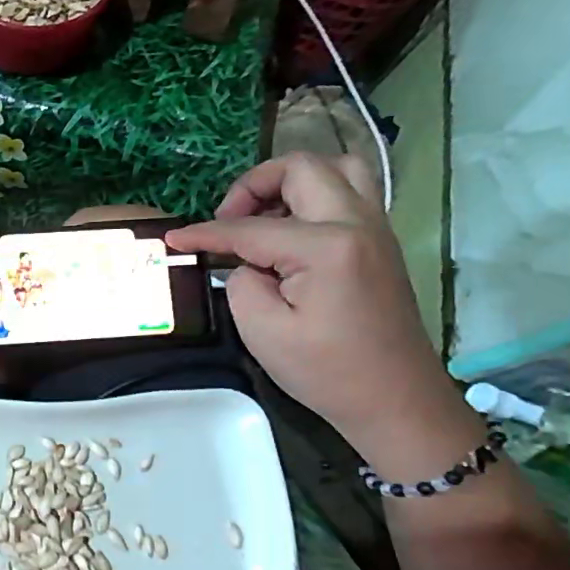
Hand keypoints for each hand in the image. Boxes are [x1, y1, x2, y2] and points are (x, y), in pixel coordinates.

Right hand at [166, 154, 475, 459]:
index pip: (250, 228)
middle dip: (253, 185)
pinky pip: (347, 193)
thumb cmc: (327, 371)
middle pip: (301, 168)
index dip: (204, 233)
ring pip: (335, 168)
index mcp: (326, 246)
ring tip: (262, 217)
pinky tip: (288, 232)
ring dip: (290, 182)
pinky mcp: (379, 242)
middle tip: (228, 220)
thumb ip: (241, 280)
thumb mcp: (262, 330)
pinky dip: (312, 197)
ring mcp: (376, 229)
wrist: (396, 401)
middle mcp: (357, 223)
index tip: (173, 239)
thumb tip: (246, 262)